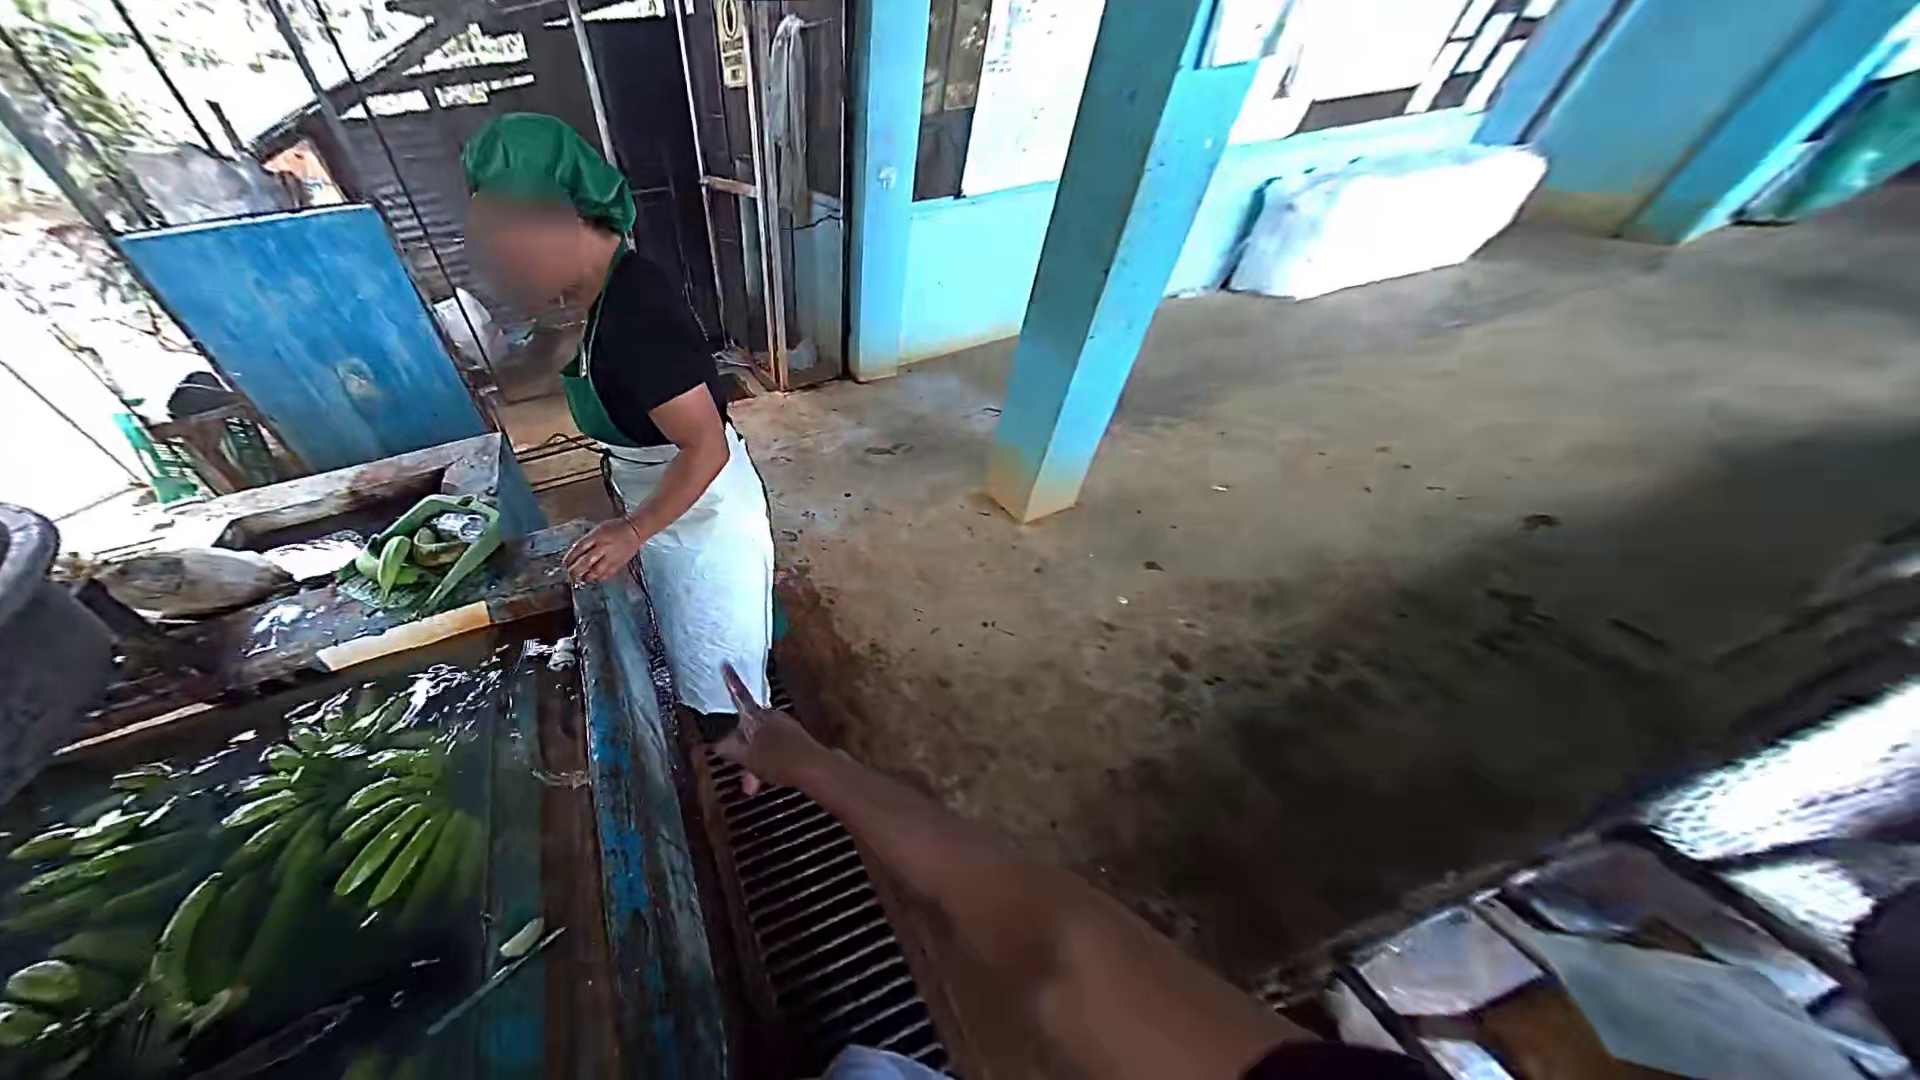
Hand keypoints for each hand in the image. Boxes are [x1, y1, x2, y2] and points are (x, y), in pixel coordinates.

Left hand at [563, 517, 644, 582]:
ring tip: (582, 578)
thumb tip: (575, 554)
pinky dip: (599, 577)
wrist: (634, 531)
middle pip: (585, 562)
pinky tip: (595, 577)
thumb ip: (587, 541)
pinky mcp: (619, 563)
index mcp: (596, 537)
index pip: (578, 549)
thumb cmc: (614, 528)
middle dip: (575, 570)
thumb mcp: (597, 530)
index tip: (564, 564)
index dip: (569, 558)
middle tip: (570, 575)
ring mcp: (611, 557)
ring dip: (587, 576)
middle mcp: (603, 547)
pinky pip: (607, 573)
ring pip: (596, 570)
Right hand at [716, 662, 827, 795]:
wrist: (813, 766)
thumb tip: (719, 744)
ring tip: (753, 784)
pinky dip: (767, 763)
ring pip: (760, 742)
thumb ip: (729, 748)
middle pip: (748, 729)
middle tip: (740, 773)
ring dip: (754, 762)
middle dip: (741, 751)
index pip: (739, 696)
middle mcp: (771, 716)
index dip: (730, 682)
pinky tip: (767, 778)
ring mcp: (785, 726)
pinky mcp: (795, 738)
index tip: (725, 663)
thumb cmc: (778, 759)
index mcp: (756, 716)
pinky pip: (774, 748)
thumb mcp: (746, 756)